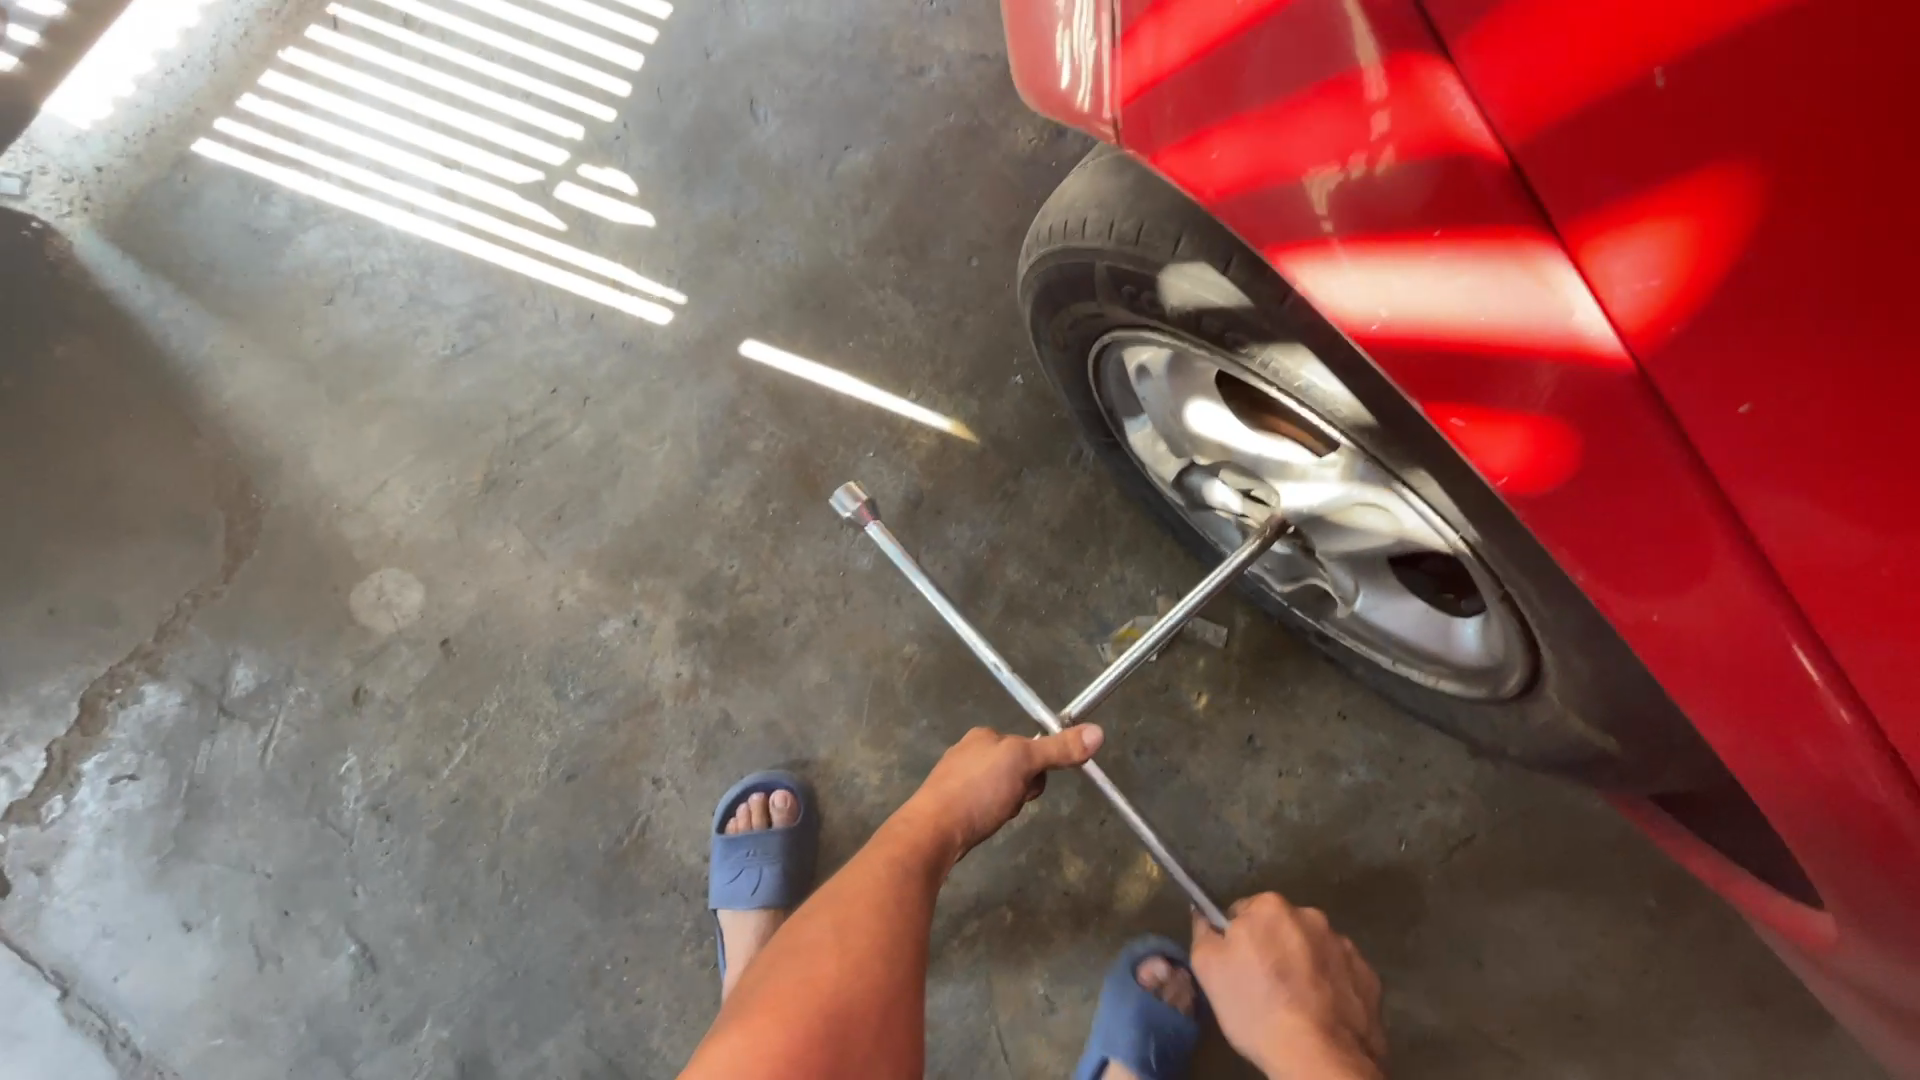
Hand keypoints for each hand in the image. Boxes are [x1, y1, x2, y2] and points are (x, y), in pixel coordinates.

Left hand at [896, 725, 1103, 861]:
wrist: (932, 832)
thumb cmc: (977, 791)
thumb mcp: (1023, 764)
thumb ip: (1058, 749)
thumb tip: (1097, 732)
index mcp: (984, 735)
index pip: (1027, 747)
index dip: (1035, 770)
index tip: (1026, 785)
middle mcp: (967, 751)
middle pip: (1015, 770)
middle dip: (1020, 790)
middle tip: (1007, 803)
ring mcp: (954, 779)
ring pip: (1000, 791)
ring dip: (1004, 806)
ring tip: (992, 818)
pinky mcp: (947, 805)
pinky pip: (981, 807)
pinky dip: (986, 818)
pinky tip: (979, 827)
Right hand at [1190, 893, 1385, 1079]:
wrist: (1320, 1060)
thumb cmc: (1256, 1009)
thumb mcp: (1207, 969)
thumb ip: (1203, 932)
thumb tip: (1204, 916)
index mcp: (1270, 906)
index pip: (1243, 913)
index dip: (1238, 941)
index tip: (1239, 968)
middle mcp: (1311, 915)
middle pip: (1282, 928)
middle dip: (1274, 949)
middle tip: (1266, 987)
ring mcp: (1345, 947)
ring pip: (1314, 950)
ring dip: (1305, 966)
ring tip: (1298, 1006)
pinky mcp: (1370, 978)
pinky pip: (1342, 975)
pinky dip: (1332, 988)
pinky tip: (1323, 1015)